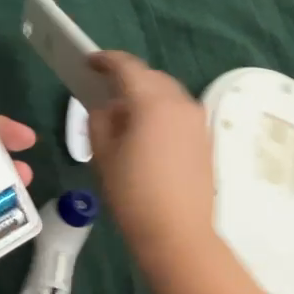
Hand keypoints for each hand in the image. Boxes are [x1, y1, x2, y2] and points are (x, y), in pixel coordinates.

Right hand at [86, 51, 215, 261]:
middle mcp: (180, 103)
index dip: (106, 60)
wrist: (177, 232)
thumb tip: (107, 106)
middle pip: (150, 77)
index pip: (127, 67)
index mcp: (152, 102)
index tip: (89, 62)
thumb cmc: (132, 193)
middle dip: (127, 77)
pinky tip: (145, 131)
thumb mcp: (103, 154)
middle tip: (103, 88)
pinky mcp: (204, 137)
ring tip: (123, 110)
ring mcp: (197, 120)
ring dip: (145, 94)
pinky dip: (159, 110)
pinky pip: (178, 111)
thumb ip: (100, 120)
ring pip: (167, 93)